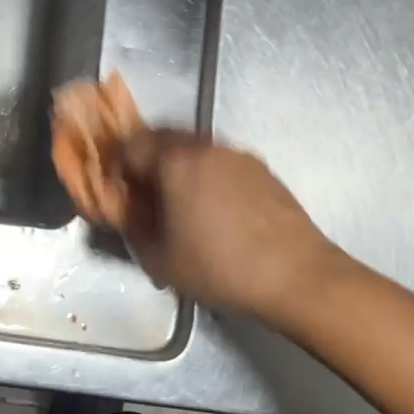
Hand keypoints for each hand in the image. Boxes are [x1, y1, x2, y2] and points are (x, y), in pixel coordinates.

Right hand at [118, 131, 344, 319]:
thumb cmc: (221, 268)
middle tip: (141, 193)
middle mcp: (204, 146)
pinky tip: (210, 208)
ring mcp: (237, 154)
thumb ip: (131, 229)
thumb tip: (123, 213)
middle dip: (144, 160)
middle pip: (160, 137)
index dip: (115, 167)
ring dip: (175, 166)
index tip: (116, 193)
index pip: (129, 145)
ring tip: (176, 202)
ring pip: (191, 147)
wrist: (298, 276)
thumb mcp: (160, 259)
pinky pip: (218, 160)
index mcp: (175, 161)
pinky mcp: (261, 169)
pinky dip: (203, 173)